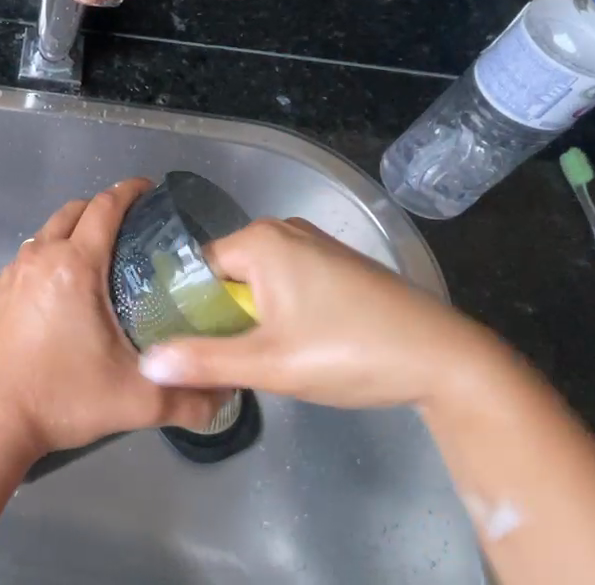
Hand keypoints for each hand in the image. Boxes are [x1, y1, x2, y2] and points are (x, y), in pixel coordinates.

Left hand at [0, 178, 228, 456]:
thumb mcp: (137, 401)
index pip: (104, 208)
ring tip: (98, 257)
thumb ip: (190, 398)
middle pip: (72, 211)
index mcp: (75, 265)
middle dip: (101, 208)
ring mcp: (10, 273)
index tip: (149, 190)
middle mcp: (39, 257)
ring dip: (71, 232)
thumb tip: (226, 395)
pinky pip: (26, 259)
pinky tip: (60, 291)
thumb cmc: (63, 397)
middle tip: (131, 227)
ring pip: (45, 233)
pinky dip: (47, 258)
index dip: (129, 192)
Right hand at [137, 216, 506, 408]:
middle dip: (223, 316)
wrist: (448, 360)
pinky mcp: (336, 263)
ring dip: (253, 317)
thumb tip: (146, 364)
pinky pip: (286, 280)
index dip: (188, 309)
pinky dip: (280, 310)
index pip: (196, 270)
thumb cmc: (351, 353)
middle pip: (227, 275)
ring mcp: (313, 243)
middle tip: (225, 360)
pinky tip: (295, 344)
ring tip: (258, 357)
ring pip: (257, 281)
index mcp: (258, 240)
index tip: (186, 347)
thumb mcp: (270, 365)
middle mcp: (281, 230)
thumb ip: (204, 361)